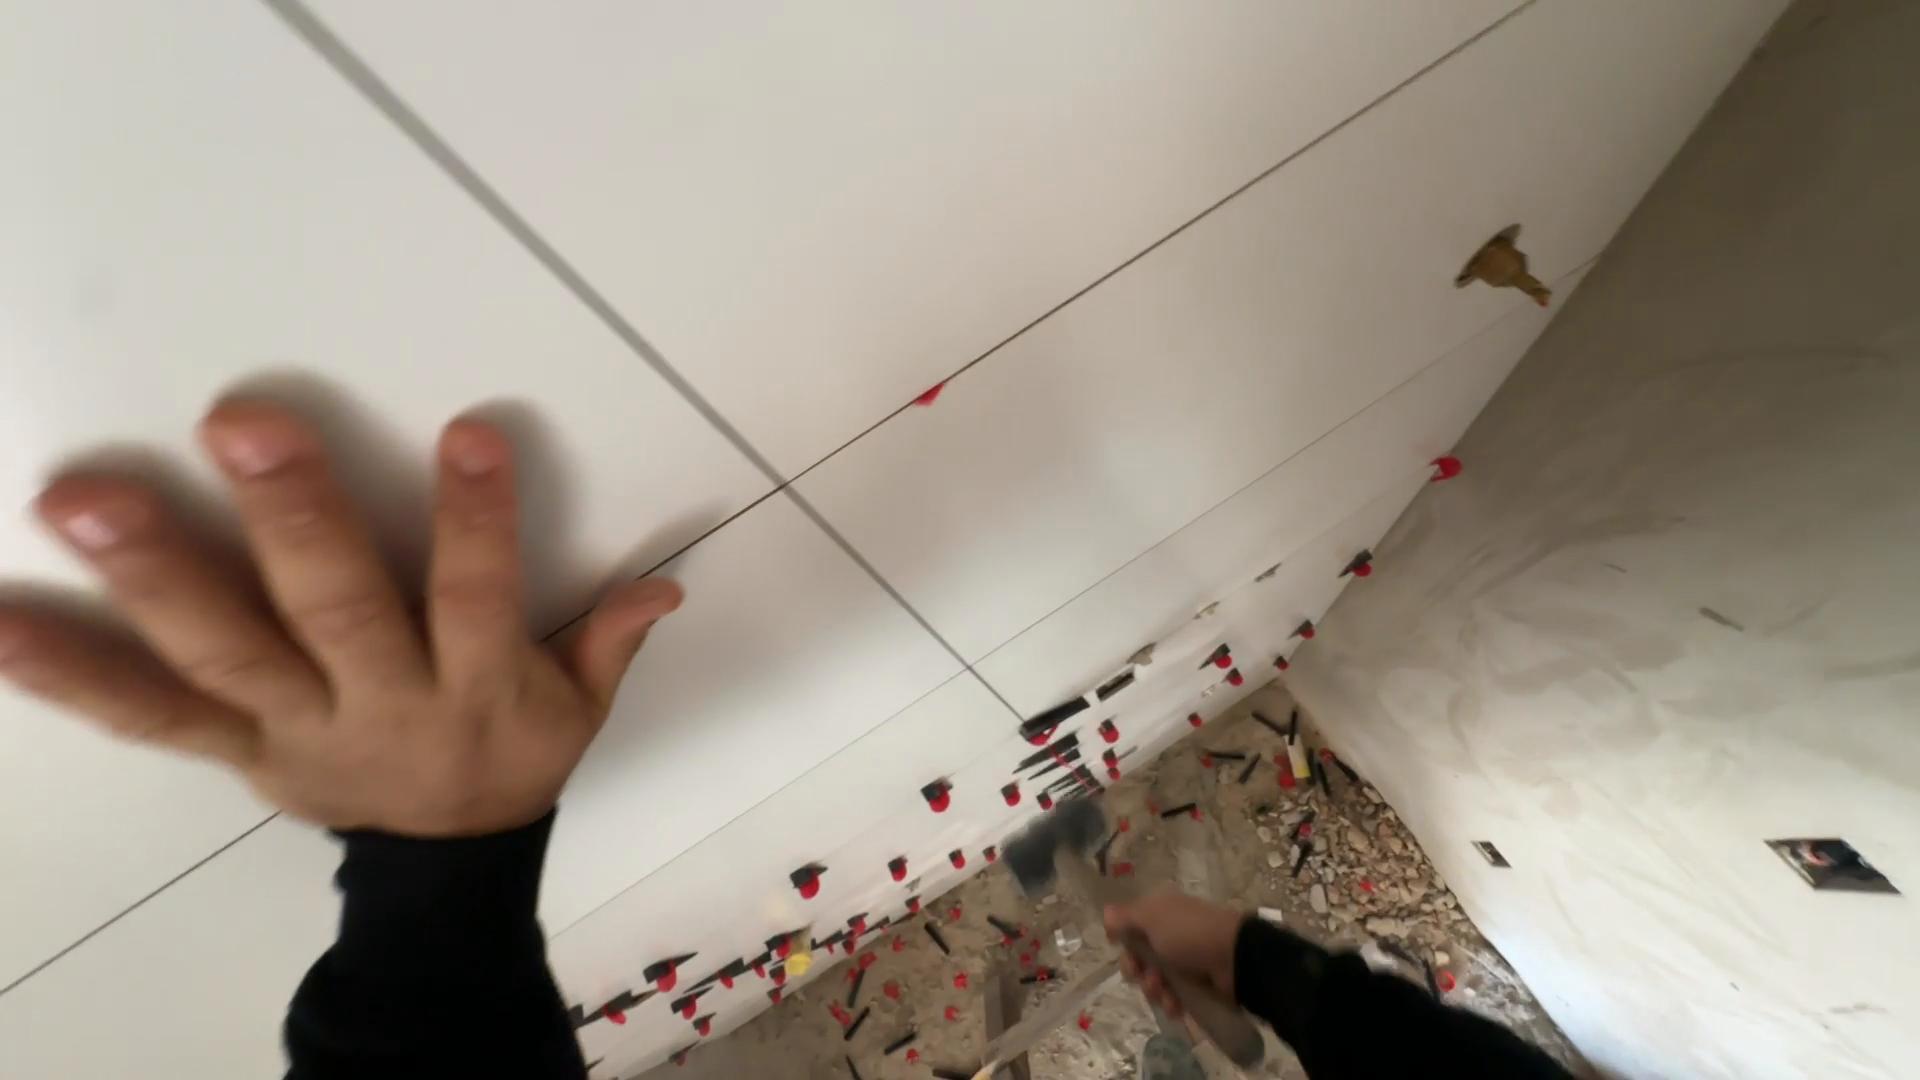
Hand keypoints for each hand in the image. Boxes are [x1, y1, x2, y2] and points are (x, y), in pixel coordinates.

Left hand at [0, 401, 682, 836]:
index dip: (480, 518)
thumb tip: (666, 587)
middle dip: (298, 520)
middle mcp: (386, 703)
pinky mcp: (240, 752)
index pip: (480, 595)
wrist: (447, 858)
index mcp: (479, 688)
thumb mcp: (586, 707)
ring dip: (159, 580)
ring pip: (229, 658)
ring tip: (84, 498)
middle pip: (340, 611)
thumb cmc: (522, 756)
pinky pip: (157, 721)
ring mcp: (299, 730)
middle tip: (245, 427)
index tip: (470, 434)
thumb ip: (612, 640)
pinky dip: (77, 678)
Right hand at [1104, 891, 1244, 1017]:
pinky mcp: (1197, 984)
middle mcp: (1169, 933)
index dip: (1123, 941)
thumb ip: (1124, 917)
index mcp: (1159, 912)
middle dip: (1138, 971)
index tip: (1119, 950)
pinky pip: (1175, 996)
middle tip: (1146, 976)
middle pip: (1141, 957)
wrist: (1234, 958)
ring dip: (1155, 990)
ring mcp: (1185, 960)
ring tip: (1165, 994)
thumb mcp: (1151, 917)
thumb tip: (1105, 915)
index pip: (1131, 928)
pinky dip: (1172, 1002)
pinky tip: (1176, 1006)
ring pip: (1156, 979)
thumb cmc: (1188, 932)